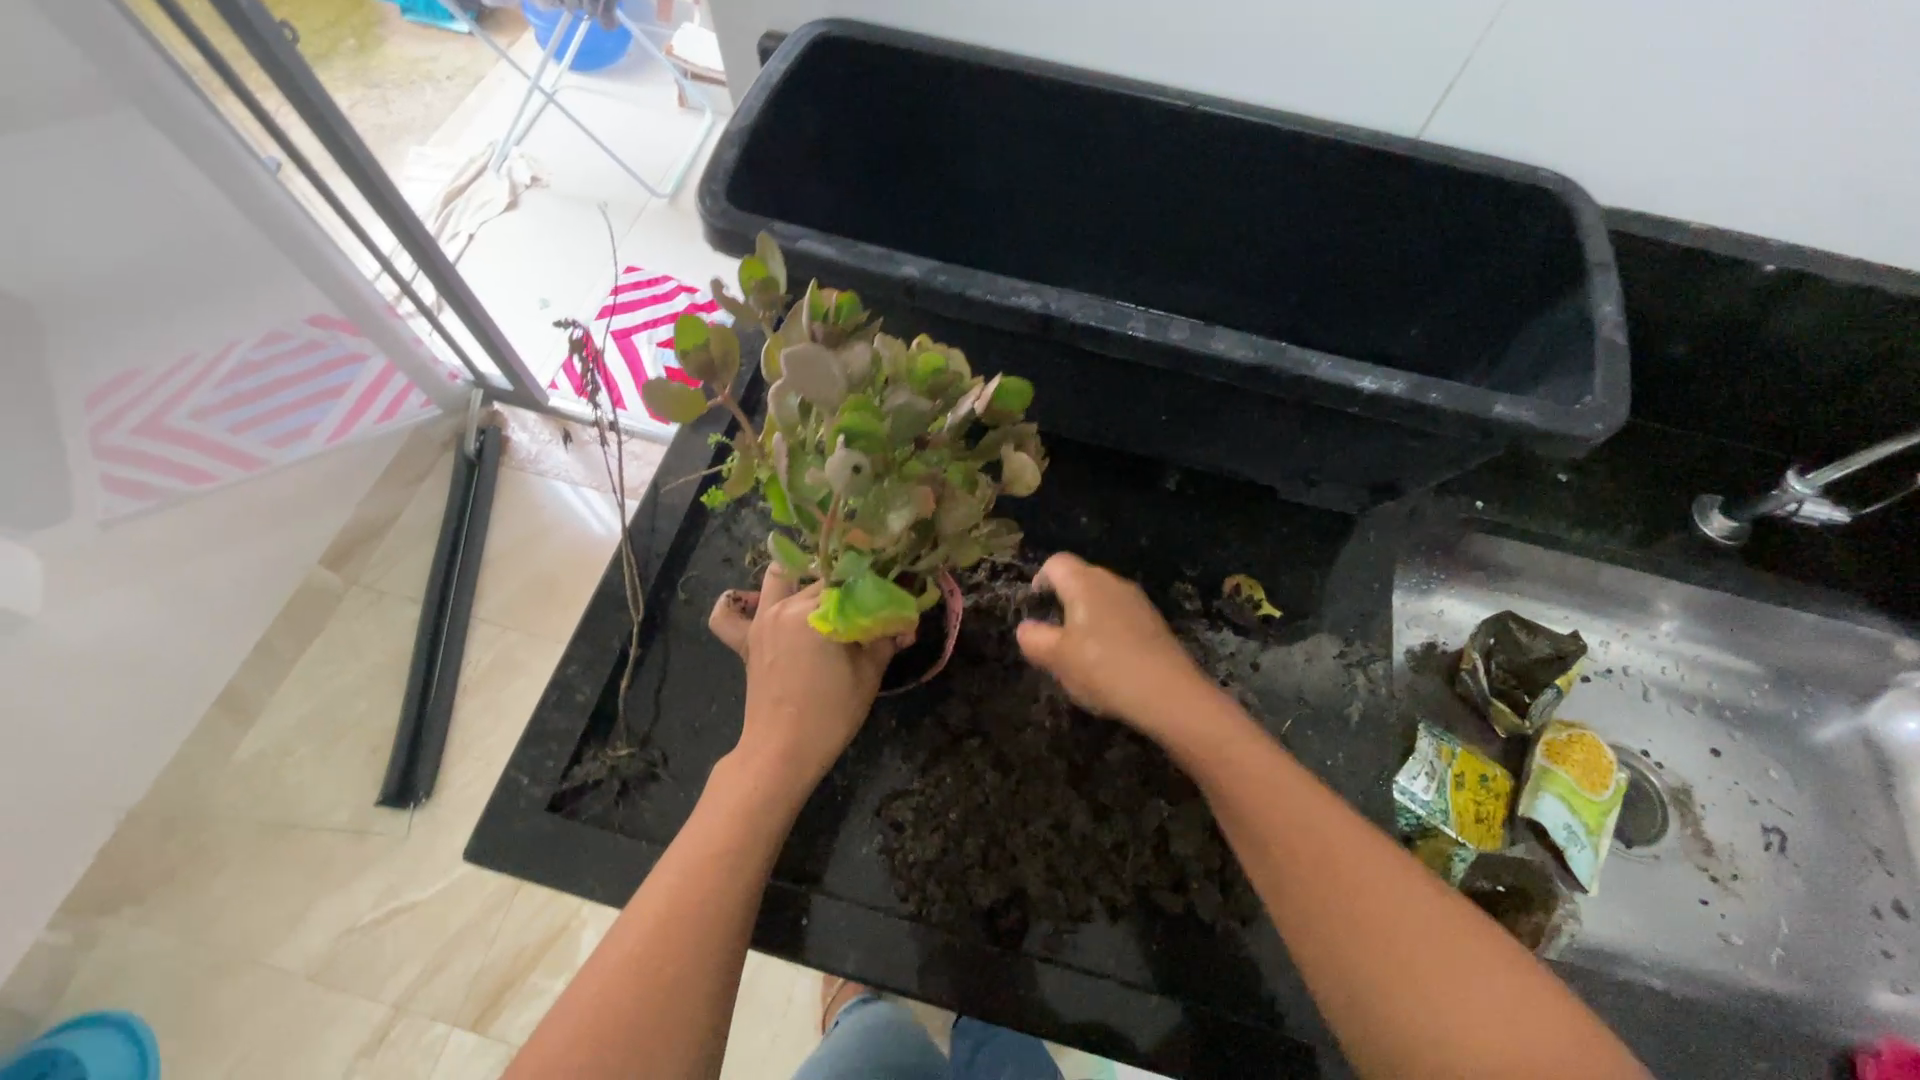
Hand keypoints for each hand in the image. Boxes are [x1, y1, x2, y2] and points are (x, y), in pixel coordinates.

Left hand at [709, 566, 902, 795]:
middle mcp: (785, 606)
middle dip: (844, 590)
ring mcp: (761, 620)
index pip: (851, 584)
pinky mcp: (745, 640)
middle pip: (821, 582)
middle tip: (863, 613)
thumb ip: (885, 640)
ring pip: (780, 579)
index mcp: (816, 611)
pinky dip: (739, 604)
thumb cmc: (831, 714)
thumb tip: (904, 623)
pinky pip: (729, 613)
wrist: (784, 751)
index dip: (873, 592)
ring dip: (799, 581)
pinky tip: (760, 607)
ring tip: (819, 601)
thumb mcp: (869, 675)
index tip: (888, 606)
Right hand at [1016, 553, 1214, 739]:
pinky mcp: (1155, 622)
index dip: (1040, 579)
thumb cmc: (1102, 668)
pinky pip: (1122, 617)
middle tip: (1053, 633)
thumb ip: (1034, 639)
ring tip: (1080, 651)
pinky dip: (1109, 631)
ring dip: (1087, 617)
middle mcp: (1113, 582)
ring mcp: (1138, 601)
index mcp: (1084, 582)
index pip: (1056, 563)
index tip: (1035, 604)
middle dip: (1064, 600)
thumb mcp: (1056, 658)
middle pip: (1081, 578)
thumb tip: (1026, 628)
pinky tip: (1109, 662)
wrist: (1167, 693)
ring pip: (1103, 599)